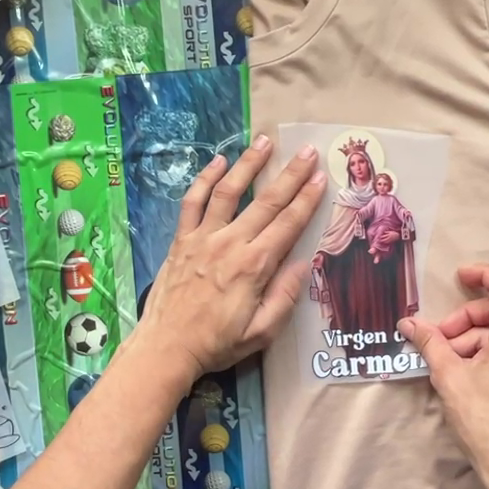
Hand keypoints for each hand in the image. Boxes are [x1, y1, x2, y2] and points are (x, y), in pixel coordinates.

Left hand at [133, 137, 324, 381]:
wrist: (167, 347)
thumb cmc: (217, 343)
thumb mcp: (261, 332)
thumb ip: (284, 296)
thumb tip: (304, 263)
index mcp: (254, 266)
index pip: (288, 224)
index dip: (307, 199)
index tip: (321, 177)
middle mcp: (230, 244)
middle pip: (266, 202)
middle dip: (290, 174)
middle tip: (307, 151)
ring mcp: (203, 237)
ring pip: (229, 192)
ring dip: (249, 164)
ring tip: (266, 141)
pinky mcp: (182, 239)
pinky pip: (193, 202)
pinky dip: (205, 179)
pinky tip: (218, 161)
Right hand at [400, 265, 488, 488]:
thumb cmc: (484, 422)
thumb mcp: (449, 377)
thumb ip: (430, 342)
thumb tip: (407, 322)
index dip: (481, 274)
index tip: (458, 276)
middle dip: (464, 321)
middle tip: (439, 341)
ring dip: (471, 340)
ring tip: (447, 364)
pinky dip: (485, 352)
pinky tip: (463, 372)